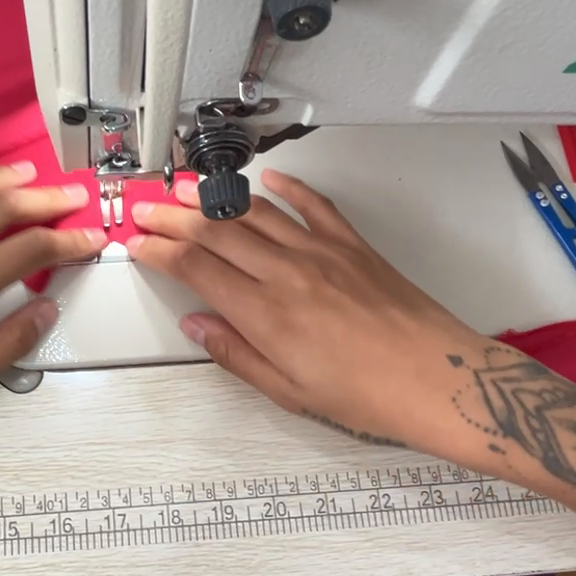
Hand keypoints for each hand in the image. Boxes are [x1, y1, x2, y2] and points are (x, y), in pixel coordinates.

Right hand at [128, 170, 495, 457]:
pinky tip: (268, 180)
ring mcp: (321, 253)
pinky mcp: (352, 246)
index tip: (139, 244)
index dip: (160, 252)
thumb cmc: (368, 395)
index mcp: (266, 315)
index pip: (196, 269)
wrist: (436, 379)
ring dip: (215, 199)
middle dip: (173, 218)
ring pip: (255, 213)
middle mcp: (288, 274)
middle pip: (215, 232)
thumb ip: (237, 354)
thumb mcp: (289, 391)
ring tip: (186, 189)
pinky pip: (314, 205)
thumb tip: (199, 328)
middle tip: (148, 209)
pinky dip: (288, 188)